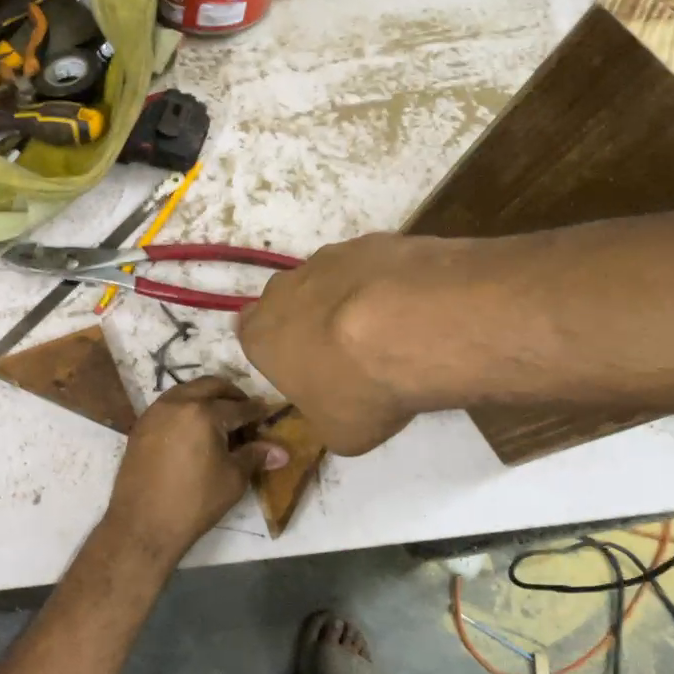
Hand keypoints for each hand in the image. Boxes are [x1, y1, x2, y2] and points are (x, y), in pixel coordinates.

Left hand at [104, 377, 289, 558]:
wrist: (143, 522)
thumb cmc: (194, 501)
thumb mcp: (233, 479)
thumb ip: (255, 456)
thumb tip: (281, 451)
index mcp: (203, 412)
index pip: (238, 406)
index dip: (256, 411)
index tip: (268, 413)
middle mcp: (176, 403)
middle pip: (209, 386)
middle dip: (231, 394)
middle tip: (245, 410)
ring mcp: (154, 413)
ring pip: (185, 392)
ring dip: (205, 398)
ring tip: (220, 420)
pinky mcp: (139, 426)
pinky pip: (167, 406)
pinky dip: (184, 409)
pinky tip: (193, 430)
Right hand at [238, 232, 437, 455]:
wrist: (422, 327)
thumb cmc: (362, 388)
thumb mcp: (340, 432)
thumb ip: (325, 417)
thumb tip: (338, 413)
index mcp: (261, 336)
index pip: (251, 335)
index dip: (279, 350)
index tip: (305, 367)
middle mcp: (284, 290)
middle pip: (289, 303)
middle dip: (312, 321)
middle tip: (348, 351)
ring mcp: (329, 259)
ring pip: (332, 281)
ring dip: (352, 301)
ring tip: (391, 330)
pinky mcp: (375, 241)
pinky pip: (374, 266)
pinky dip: (389, 284)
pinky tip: (417, 309)